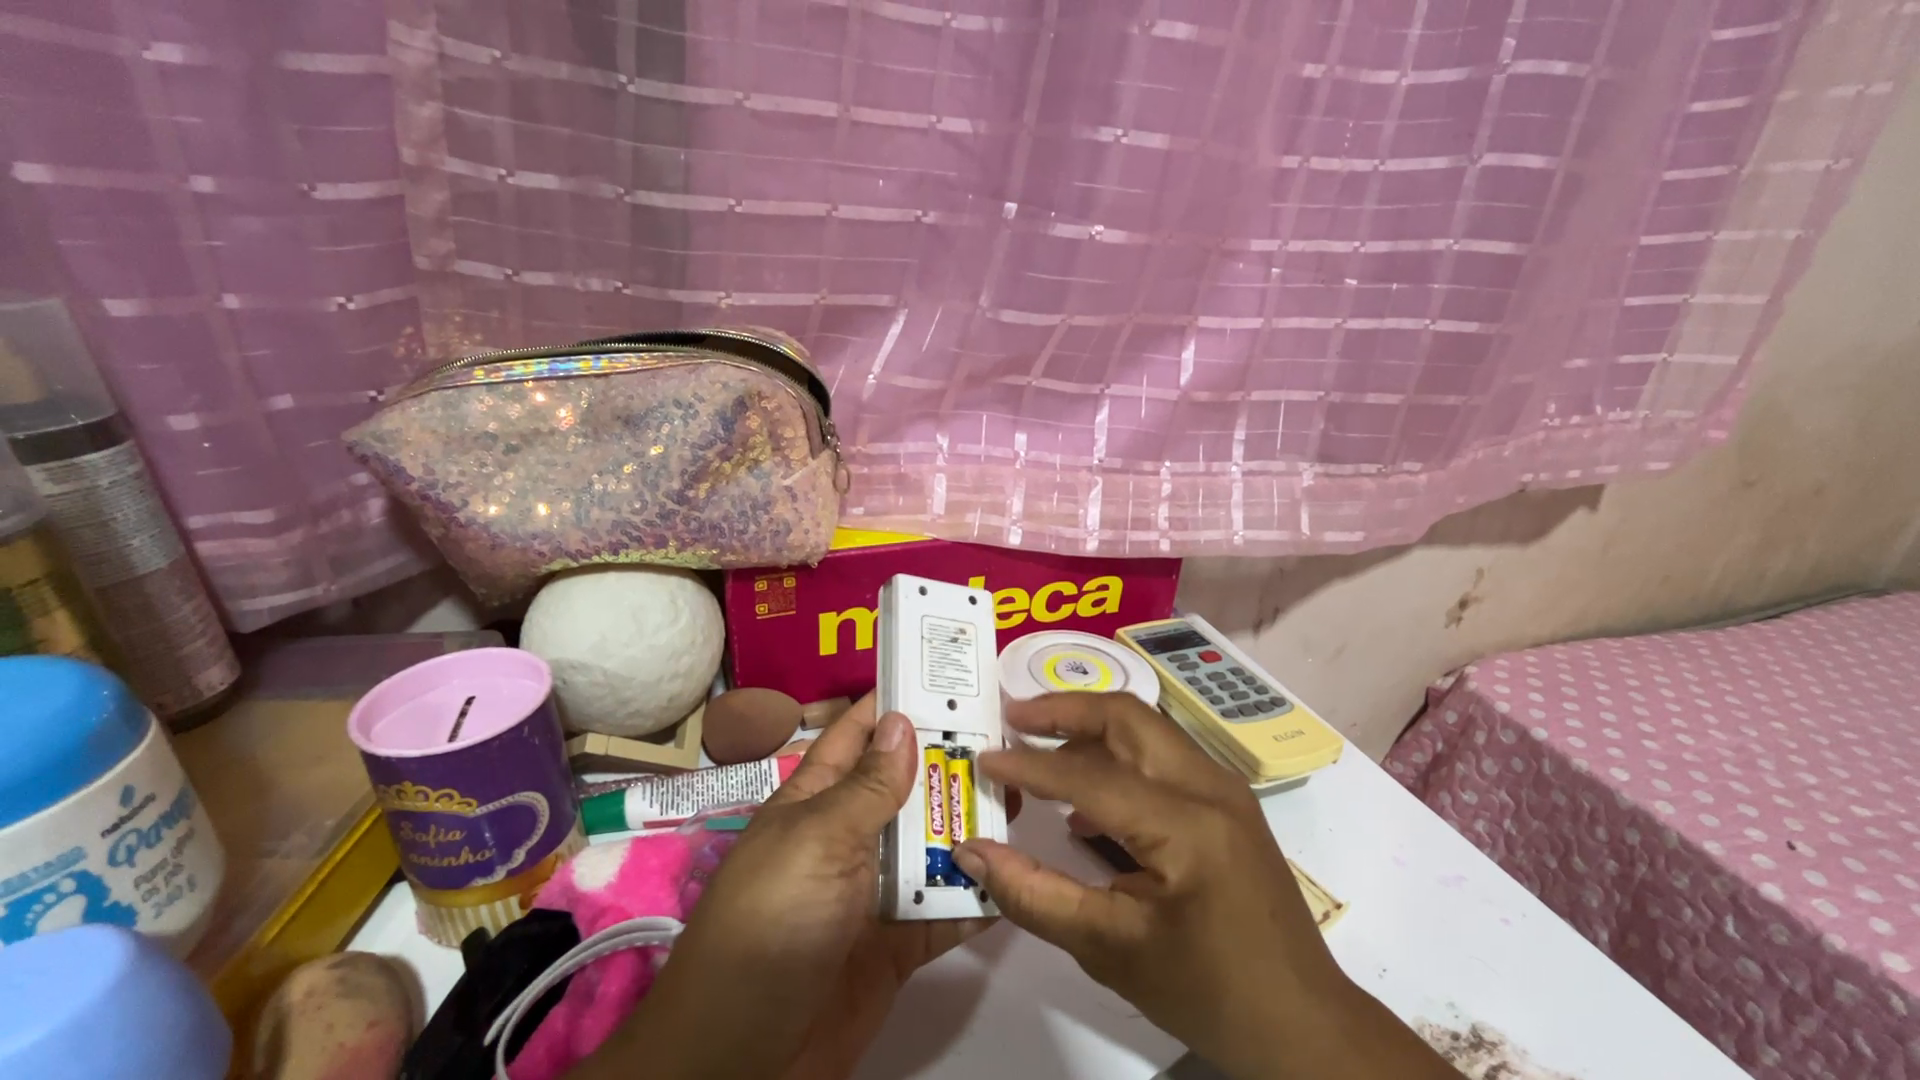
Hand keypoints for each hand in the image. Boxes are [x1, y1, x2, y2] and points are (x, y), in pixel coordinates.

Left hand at [574, 694, 996, 1079]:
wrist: (744, 1052)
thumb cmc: (772, 923)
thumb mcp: (816, 841)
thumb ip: (865, 787)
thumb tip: (900, 719)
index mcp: (815, 802)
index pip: (857, 737)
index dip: (895, 705)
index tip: (949, 678)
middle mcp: (847, 839)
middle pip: (906, 789)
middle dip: (950, 764)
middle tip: (1011, 739)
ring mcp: (872, 893)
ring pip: (931, 847)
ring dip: (971, 827)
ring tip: (1026, 798)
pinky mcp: (896, 944)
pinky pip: (945, 912)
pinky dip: (976, 897)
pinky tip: (1015, 876)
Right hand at [953, 693, 1453, 1079]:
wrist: (1301, 1022)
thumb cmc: (1206, 991)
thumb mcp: (1109, 949)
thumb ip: (1034, 894)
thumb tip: (972, 852)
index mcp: (1186, 826)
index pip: (1090, 775)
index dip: (1029, 765)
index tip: (981, 758)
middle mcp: (1211, 788)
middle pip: (1128, 717)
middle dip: (1064, 709)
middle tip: (1010, 716)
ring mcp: (1226, 791)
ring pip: (1148, 730)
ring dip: (1091, 726)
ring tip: (1036, 741)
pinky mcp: (1229, 805)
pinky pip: (1164, 757)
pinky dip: (1118, 755)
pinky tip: (1084, 800)